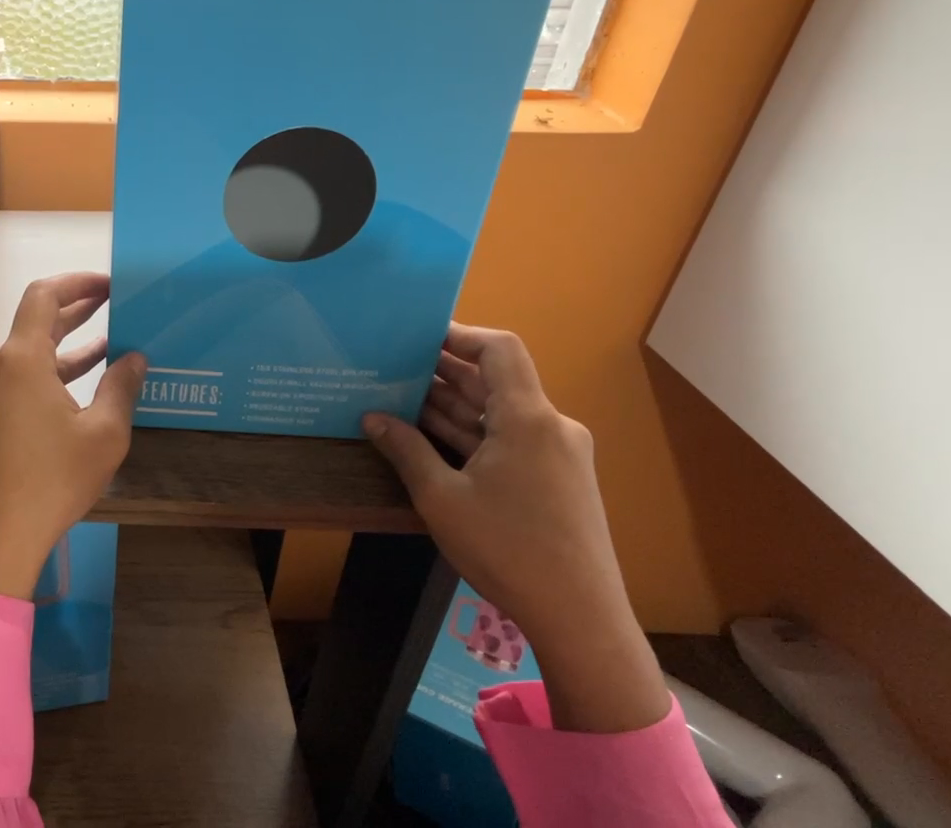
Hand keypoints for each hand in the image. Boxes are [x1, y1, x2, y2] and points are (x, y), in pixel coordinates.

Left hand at [0, 273, 145, 600]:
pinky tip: (88, 379)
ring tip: (112, 337)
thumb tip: (135, 357)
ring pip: (31, 351)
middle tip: (115, 299)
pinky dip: (54, 371)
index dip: (77, 281)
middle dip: (77, 308)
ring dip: (68, 342)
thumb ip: (120, 387)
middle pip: (37, 320)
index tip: (109, 282)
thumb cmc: (54, 480)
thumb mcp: (103, 433)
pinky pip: (23, 377)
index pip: (44, 295)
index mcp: (21, 359)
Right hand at [364, 324, 669, 733]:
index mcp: (528, 418)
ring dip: (452, 405)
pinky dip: (471, 433)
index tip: (414, 338)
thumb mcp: (441, 498)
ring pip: (498, 412)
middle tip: (391, 368)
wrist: (578, 614)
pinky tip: (430, 439)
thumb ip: (406, 449)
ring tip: (398, 399)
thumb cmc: (506, 548)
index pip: (499, 349)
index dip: (458, 335)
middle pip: (495, 380)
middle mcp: (549, 425)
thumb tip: (372, 417)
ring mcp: (556, 453)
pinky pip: (508, 439)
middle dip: (442, 372)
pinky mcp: (556, 479)